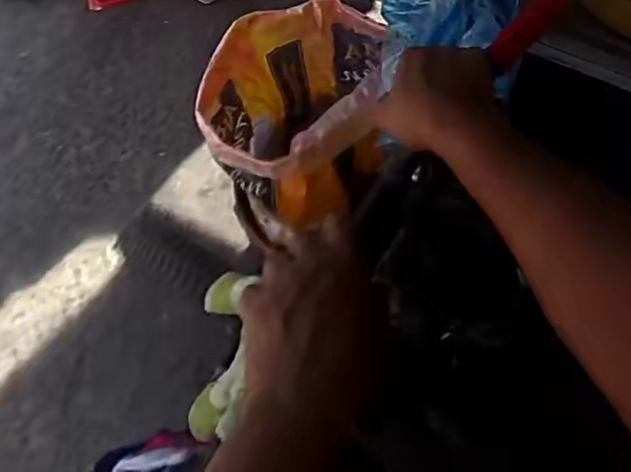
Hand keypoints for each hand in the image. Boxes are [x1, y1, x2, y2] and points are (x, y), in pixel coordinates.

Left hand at [237, 217, 373, 437]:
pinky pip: (252, 290)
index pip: (338, 220)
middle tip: (314, 269)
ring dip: (282, 271)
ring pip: (274, 259)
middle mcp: (306, 259)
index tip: (341, 237)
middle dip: (307, 247)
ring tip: (287, 293)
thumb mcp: (381, 338)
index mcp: (342, 261)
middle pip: (302, 234)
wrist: (298, 410)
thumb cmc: (352, 375)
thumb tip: (373, 289)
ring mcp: (274, 279)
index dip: (338, 227)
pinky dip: (258, 300)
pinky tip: (263, 318)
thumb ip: (376, 304)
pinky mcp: (249, 302)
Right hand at [372, 46, 497, 153]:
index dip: (409, 83)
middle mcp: (434, 48)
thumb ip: (374, 109)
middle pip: (432, 61)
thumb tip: (364, 109)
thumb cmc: (419, 120)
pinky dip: (476, 78)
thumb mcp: (385, 119)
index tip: (413, 101)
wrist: (460, 127)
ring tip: (457, 103)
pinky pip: (478, 68)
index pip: (406, 65)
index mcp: (408, 57)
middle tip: (435, 102)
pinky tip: (474, 97)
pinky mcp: (482, 62)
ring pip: (455, 63)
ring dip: (455, 76)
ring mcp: (460, 53)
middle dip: (433, 77)